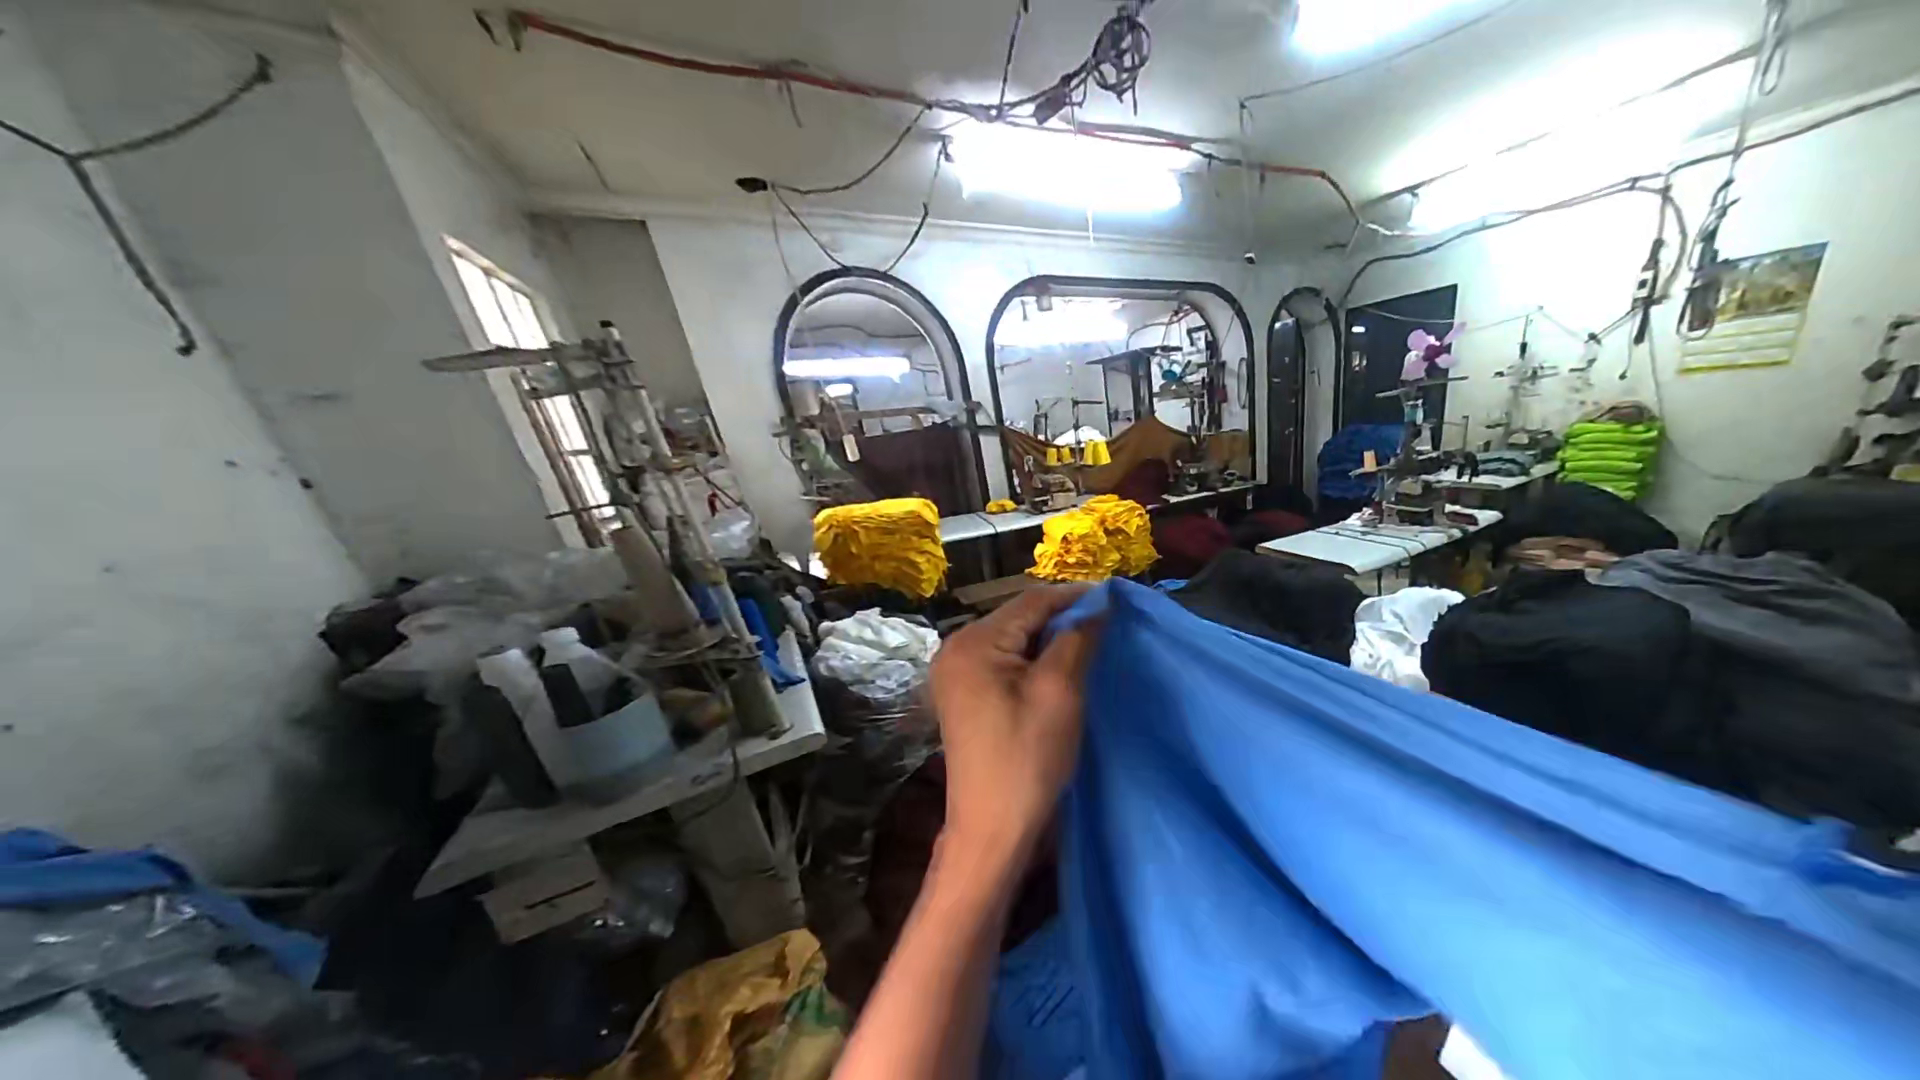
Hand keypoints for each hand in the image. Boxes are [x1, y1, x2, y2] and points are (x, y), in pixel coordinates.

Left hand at [929, 585, 1101, 858]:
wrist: (991, 827)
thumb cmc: (1027, 758)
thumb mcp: (1059, 692)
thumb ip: (1077, 639)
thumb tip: (1097, 605)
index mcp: (973, 642)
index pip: (1030, 601)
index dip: (1074, 596)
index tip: (1114, 599)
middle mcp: (955, 647)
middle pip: (1017, 617)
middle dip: (1061, 617)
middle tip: (1105, 624)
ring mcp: (954, 671)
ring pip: (1011, 638)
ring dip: (1048, 638)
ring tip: (1089, 643)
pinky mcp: (962, 692)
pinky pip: (1001, 659)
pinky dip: (1031, 658)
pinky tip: (1058, 667)